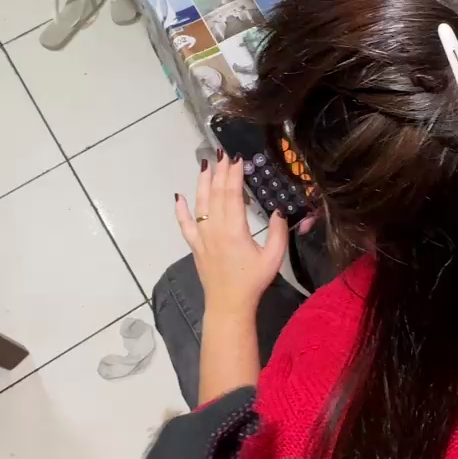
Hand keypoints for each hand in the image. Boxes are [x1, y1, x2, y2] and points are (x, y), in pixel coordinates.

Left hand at [175, 156, 288, 317]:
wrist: (229, 304)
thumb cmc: (253, 281)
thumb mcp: (274, 258)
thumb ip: (279, 232)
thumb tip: (279, 210)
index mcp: (234, 229)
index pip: (232, 194)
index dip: (234, 174)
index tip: (237, 158)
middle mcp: (214, 229)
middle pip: (215, 194)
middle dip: (220, 172)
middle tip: (223, 154)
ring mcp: (201, 236)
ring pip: (199, 203)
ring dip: (202, 182)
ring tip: (205, 164)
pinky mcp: (195, 245)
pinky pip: (184, 224)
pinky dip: (180, 209)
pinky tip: (178, 196)